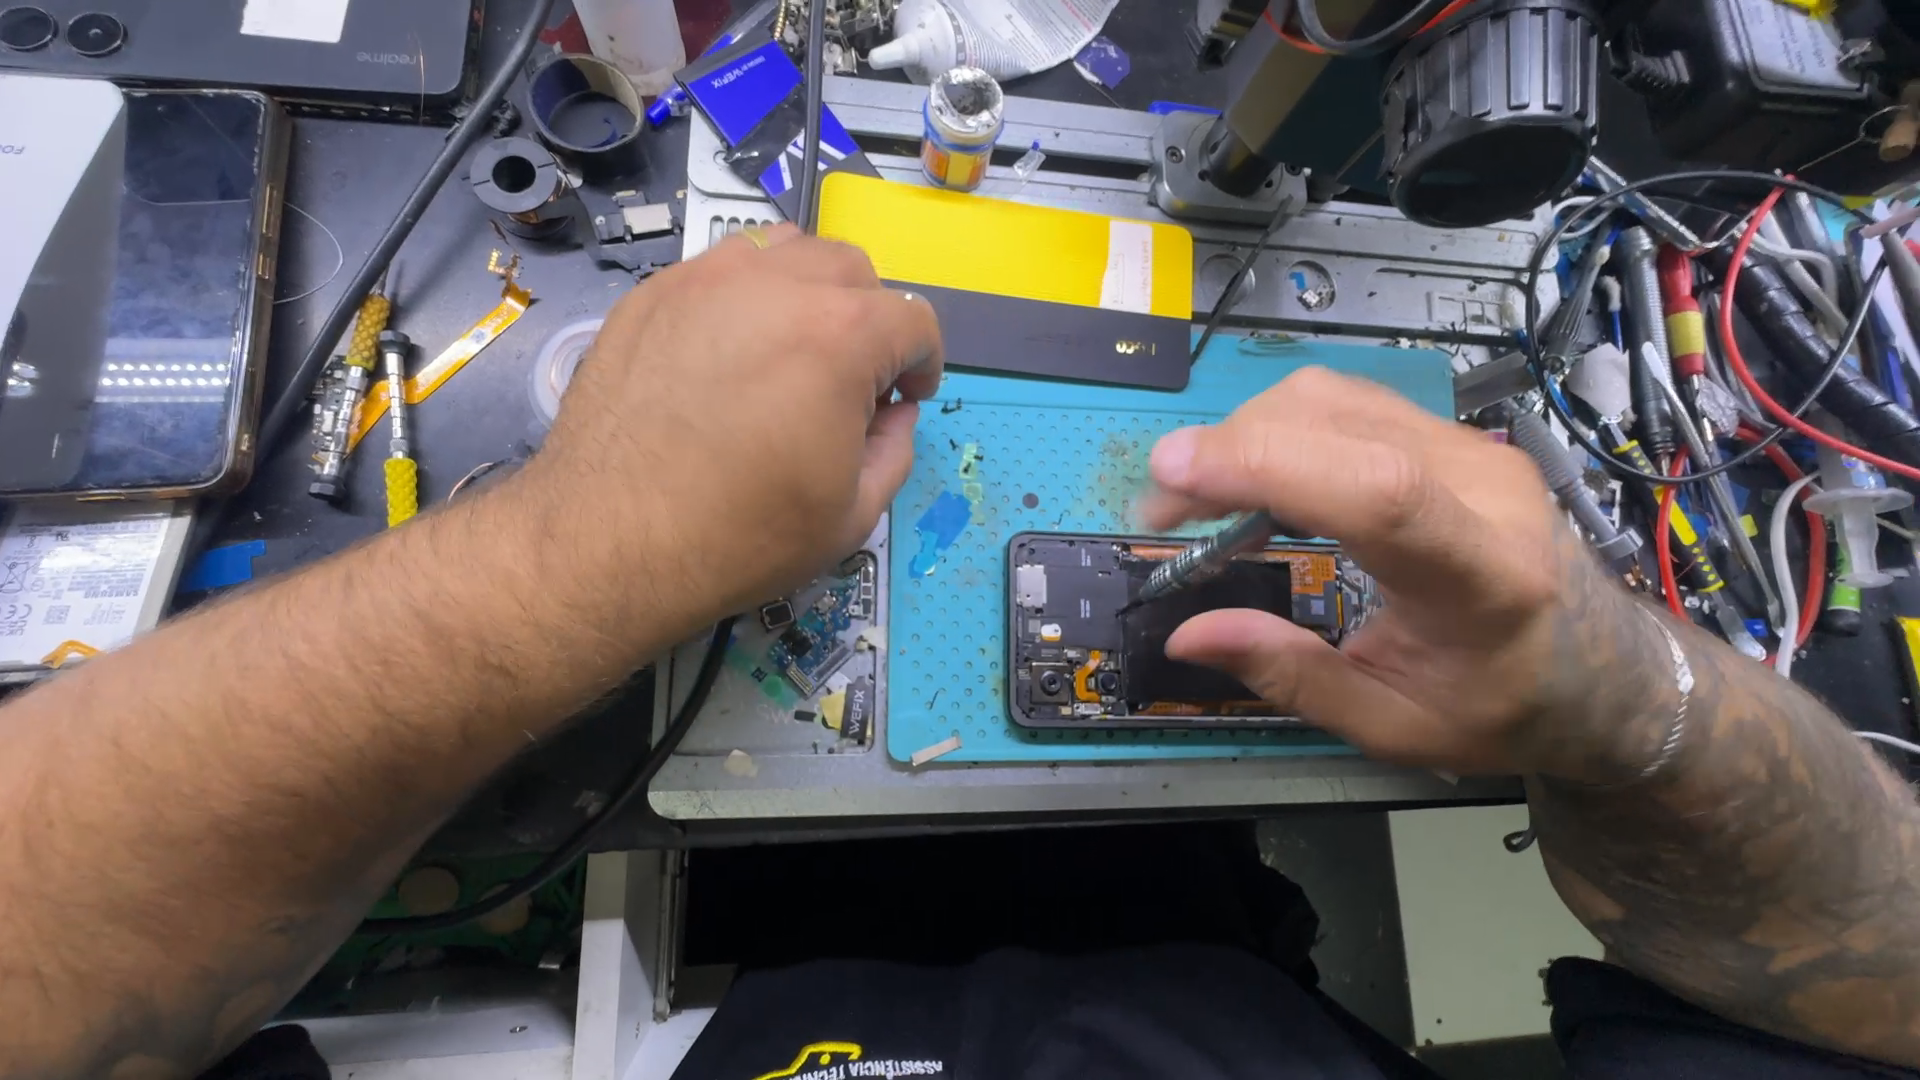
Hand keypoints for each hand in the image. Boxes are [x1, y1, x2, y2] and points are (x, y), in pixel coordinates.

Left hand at [510, 226, 942, 636]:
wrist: (610, 543)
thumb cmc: (745, 537)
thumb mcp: (854, 514)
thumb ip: (895, 449)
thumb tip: (894, 412)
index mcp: (841, 337)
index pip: (913, 319)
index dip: (923, 362)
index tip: (906, 399)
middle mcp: (777, 285)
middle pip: (854, 270)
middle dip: (872, 320)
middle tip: (853, 379)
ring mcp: (706, 280)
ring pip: (787, 250)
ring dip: (811, 292)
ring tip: (794, 350)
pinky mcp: (652, 294)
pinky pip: (721, 269)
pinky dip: (748, 298)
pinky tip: (730, 356)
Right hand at [1142, 368, 1638, 776]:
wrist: (1607, 668)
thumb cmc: (1503, 707)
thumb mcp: (1392, 724)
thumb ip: (1289, 675)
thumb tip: (1186, 633)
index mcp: (1482, 576)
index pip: (1378, 491)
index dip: (1266, 466)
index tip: (1170, 474)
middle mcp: (1483, 488)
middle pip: (1332, 422)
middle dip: (1225, 454)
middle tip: (1160, 514)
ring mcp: (1467, 448)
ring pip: (1326, 398)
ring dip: (1241, 438)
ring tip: (1195, 497)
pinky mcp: (1445, 436)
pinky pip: (1339, 405)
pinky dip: (1272, 431)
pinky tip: (1248, 478)